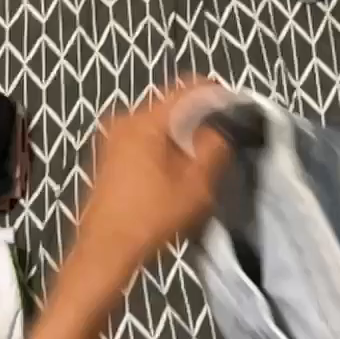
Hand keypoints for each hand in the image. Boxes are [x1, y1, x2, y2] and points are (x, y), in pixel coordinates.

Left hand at [72, 81, 230, 273]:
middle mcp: (123, 121)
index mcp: (144, 121)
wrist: (105, 250)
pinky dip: (163, 148)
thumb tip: (221, 129)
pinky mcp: (108, 157)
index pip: (187, 88)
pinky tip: (175, 174)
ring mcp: (112, 139)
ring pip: (157, 124)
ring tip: (199, 162)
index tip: (234, 109)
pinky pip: (143, 140)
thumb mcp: (196, 185)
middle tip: (219, 142)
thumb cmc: (150, 218)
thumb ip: (214, 148)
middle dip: (198, 119)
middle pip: (171, 105)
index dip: (216, 94)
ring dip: (180, 136)